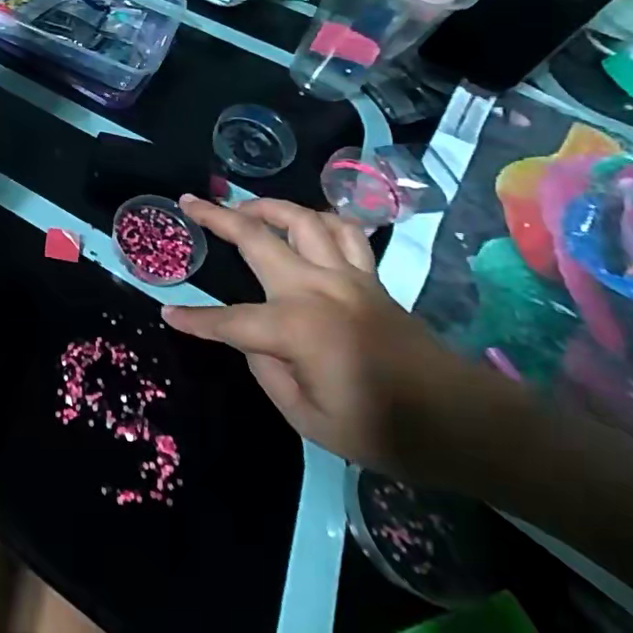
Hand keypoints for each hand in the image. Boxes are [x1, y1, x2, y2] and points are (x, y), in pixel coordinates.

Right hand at [162, 196, 519, 486]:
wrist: (465, 424)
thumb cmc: (384, 432)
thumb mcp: (311, 420)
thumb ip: (269, 372)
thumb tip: (252, 341)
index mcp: (297, 327)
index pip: (230, 320)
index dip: (195, 319)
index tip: (167, 313)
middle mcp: (316, 289)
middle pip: (257, 238)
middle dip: (216, 217)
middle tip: (190, 201)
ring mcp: (348, 277)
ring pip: (302, 220)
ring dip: (267, 206)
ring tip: (243, 207)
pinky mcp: (371, 279)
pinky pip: (344, 233)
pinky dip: (318, 220)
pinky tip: (303, 223)